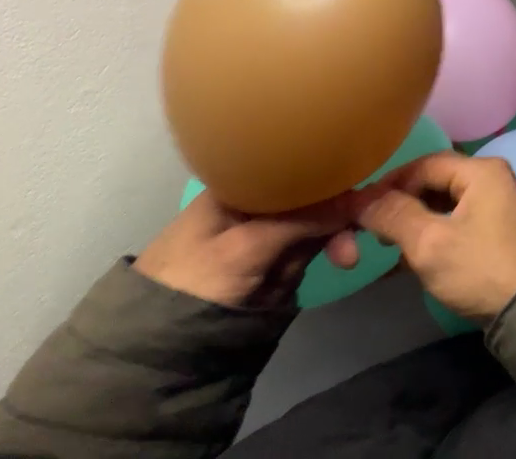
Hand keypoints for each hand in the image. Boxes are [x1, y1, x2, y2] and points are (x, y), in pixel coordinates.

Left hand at [133, 191, 363, 308]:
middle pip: (310, 195)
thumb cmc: (192, 280)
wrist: (154, 346)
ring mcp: (264, 232)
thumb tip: (357, 198)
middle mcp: (255, 203)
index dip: (330, 178)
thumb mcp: (246, 246)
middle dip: (338, 216)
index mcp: (237, 187)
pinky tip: (336, 258)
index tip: (360, 195)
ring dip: (336, 236)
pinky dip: (326, 250)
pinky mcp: (273, 258)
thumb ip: (302, 220)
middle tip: (355, 242)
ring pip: (316, 220)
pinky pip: (311, 244)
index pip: (294, 168)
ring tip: (346, 260)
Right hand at [355, 151, 515, 322]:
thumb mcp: (429, 242)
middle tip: (369, 230)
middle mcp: (491, 178)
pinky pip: (454, 219)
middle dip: (399, 204)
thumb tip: (360, 198)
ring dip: (412, 220)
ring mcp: (496, 203)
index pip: (423, 164)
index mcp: (481, 171)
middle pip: (433, 181)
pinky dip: (431, 232)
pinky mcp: (494, 228)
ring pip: (442, 202)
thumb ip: (393, 215)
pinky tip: (410, 254)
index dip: (388, 183)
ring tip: (385, 243)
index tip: (357, 209)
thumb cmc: (479, 268)